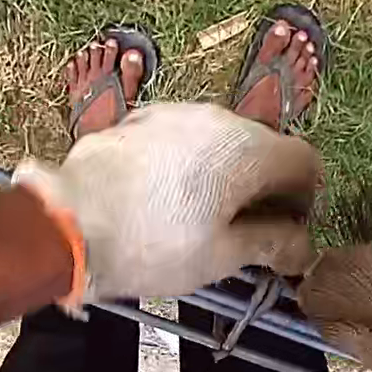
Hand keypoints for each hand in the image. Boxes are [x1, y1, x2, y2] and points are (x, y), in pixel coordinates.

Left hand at [13, 102, 320, 303]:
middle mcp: (216, 118)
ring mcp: (175, 114)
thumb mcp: (220, 257)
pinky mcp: (141, 120)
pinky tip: (166, 200)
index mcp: (247, 149)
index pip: (305, 161)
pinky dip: (191, 165)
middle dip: (266, 187)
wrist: (65, 225)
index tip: (287, 228)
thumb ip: (271, 244)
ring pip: (222, 142)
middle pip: (264, 147)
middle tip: (247, 230)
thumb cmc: (150, 246)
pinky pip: (184, 140)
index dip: (306, 197)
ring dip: (227, 175)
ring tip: (201, 217)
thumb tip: (302, 246)